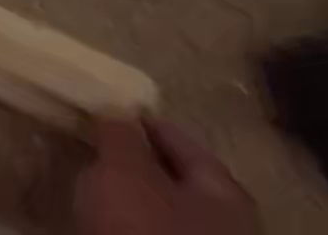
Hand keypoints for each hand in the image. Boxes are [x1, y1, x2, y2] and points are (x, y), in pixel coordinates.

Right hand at [77, 118, 257, 234]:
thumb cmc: (143, 226)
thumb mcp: (123, 170)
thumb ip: (121, 134)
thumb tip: (118, 110)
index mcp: (226, 195)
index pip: (182, 141)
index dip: (143, 121)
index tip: (108, 105)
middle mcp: (231, 223)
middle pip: (180, 174)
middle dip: (140, 153)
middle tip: (98, 134)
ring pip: (169, 202)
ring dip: (135, 182)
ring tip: (96, 166)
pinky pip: (157, 223)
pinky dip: (133, 208)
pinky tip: (108, 203)